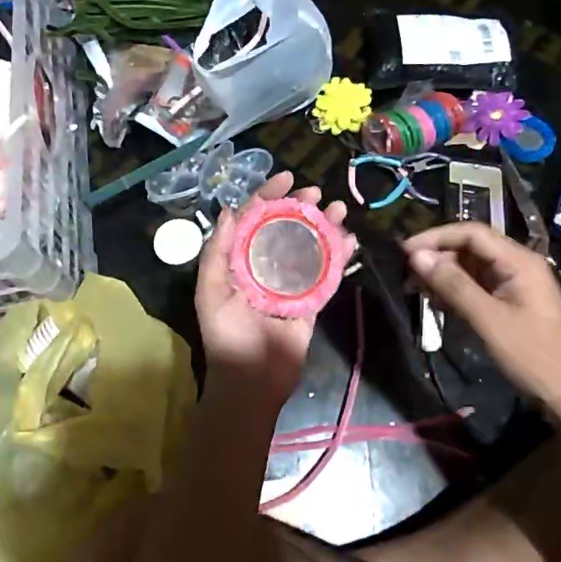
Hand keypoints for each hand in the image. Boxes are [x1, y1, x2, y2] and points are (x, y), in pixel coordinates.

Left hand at [196, 172, 352, 404]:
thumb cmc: (226, 336)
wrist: (250, 383)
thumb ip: (217, 252)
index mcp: (240, 261)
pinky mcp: (311, 302)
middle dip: (301, 206)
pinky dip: (339, 256)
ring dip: (325, 226)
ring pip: (310, 246)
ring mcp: (291, 283)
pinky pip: (327, 274)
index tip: (287, 178)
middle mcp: (266, 266)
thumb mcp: (210, 292)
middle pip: (285, 228)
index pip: (254, 219)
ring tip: (340, 209)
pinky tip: (350, 240)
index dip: (268, 196)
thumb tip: (230, 210)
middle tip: (317, 193)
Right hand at [403, 223, 560, 410]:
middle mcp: (519, 264)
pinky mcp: (514, 303)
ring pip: (474, 266)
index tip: (405, 251)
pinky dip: (457, 289)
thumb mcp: (488, 320)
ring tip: (415, 287)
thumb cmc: (533, 356)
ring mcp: (517, 284)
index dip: (436, 237)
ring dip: (445, 273)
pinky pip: (480, 285)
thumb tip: (417, 256)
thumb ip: (453, 285)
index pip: (472, 232)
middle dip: (439, 255)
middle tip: (406, 273)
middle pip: (472, 247)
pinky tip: (437, 301)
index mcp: (520, 261)